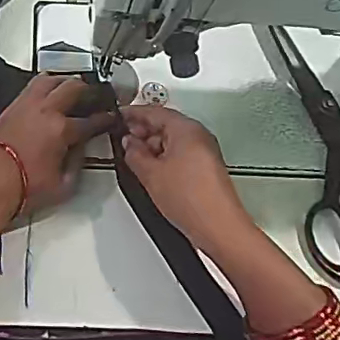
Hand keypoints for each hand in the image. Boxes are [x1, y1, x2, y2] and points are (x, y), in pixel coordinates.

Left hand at [0, 75, 114, 215]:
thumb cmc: (21, 185)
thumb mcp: (63, 184)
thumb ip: (77, 163)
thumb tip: (80, 152)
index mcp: (62, 129)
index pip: (91, 120)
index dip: (104, 119)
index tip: (108, 118)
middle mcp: (45, 111)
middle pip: (73, 87)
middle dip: (88, 90)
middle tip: (94, 94)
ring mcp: (27, 106)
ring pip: (50, 79)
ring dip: (64, 81)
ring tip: (71, 86)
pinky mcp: (12, 107)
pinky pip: (31, 86)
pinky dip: (44, 85)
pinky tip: (46, 92)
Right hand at [120, 104, 252, 253]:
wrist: (219, 228)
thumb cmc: (194, 200)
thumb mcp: (150, 173)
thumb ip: (134, 153)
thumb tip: (130, 145)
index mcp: (187, 129)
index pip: (154, 111)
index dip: (132, 114)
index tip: (120, 117)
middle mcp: (199, 136)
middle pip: (165, 124)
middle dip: (143, 131)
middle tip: (125, 139)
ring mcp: (205, 152)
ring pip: (173, 140)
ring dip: (154, 146)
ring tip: (137, 159)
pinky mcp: (207, 168)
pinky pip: (181, 153)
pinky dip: (165, 158)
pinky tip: (154, 172)